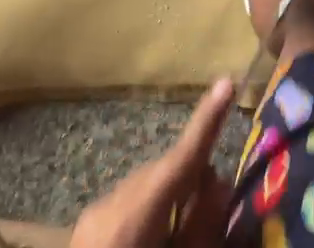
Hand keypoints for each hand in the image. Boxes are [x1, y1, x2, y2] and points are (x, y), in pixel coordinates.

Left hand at [72, 78, 235, 247]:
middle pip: (166, 172)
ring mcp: (93, 217)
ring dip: (171, 200)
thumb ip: (202, 226)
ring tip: (182, 235)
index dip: (207, 120)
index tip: (227, 82)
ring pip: (148, 187)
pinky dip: (150, 214)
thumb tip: (217, 181)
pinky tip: (155, 241)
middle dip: (193, 180)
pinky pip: (129, 205)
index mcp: (136, 217)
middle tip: (215, 211)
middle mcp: (111, 204)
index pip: (182, 158)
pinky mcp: (85, 230)